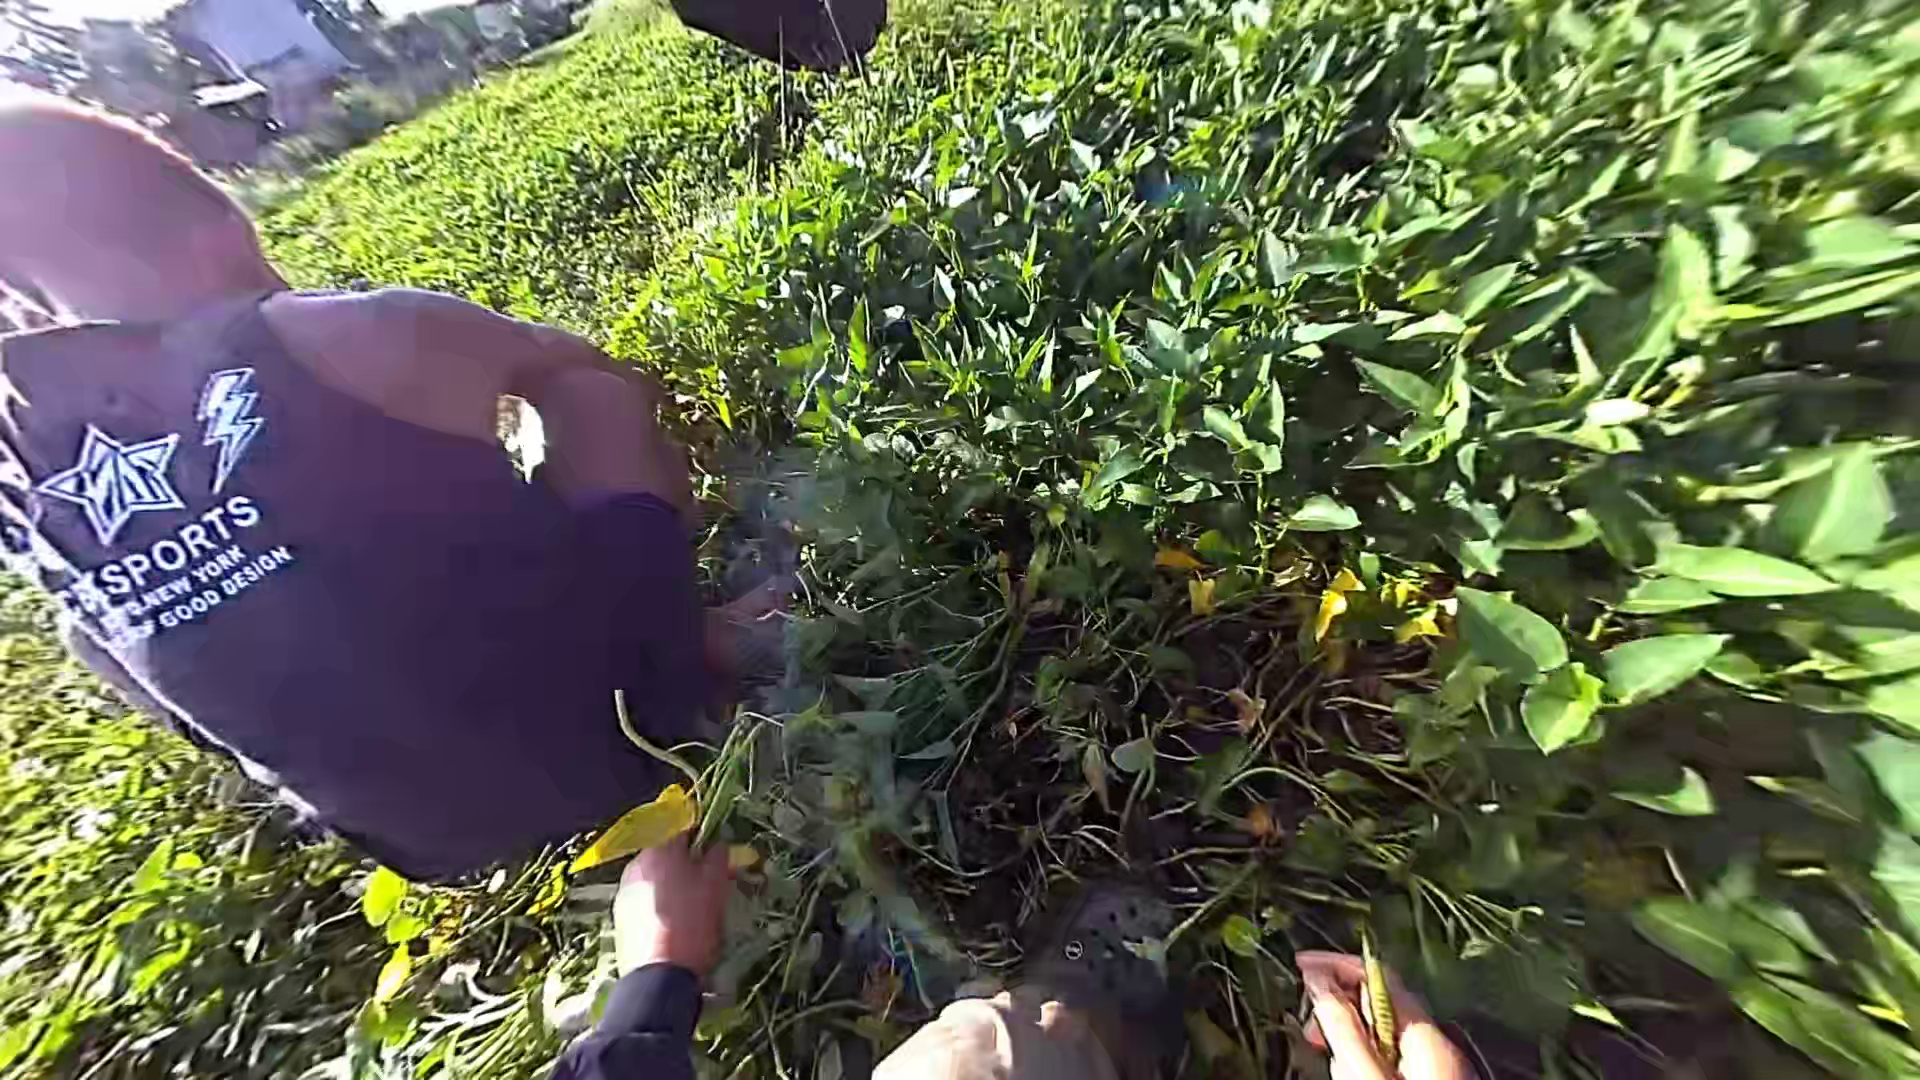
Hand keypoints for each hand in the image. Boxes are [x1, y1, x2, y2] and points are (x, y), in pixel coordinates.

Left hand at [613, 837, 732, 976]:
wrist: (660, 977)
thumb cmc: (693, 919)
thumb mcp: (716, 880)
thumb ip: (717, 853)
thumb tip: (715, 845)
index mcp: (658, 849)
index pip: (683, 828)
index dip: (702, 835)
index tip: (715, 848)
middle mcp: (636, 865)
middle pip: (666, 853)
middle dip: (686, 859)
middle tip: (707, 875)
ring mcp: (623, 893)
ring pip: (655, 876)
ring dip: (672, 880)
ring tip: (692, 899)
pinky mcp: (619, 919)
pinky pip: (645, 898)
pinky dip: (659, 901)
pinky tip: (675, 917)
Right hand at [1296, 951, 1475, 1079]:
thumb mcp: (1363, 1076)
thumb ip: (1340, 1023)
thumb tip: (1317, 976)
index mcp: (1428, 1038)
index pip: (1379, 975)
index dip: (1336, 964)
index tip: (1299, 967)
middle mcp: (1439, 1050)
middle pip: (1380, 1005)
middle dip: (1339, 1008)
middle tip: (1311, 1028)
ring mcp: (1438, 1076)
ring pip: (1382, 1037)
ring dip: (1349, 1040)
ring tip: (1332, 1064)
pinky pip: (1391, 1063)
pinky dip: (1363, 1062)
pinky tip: (1350, 1077)